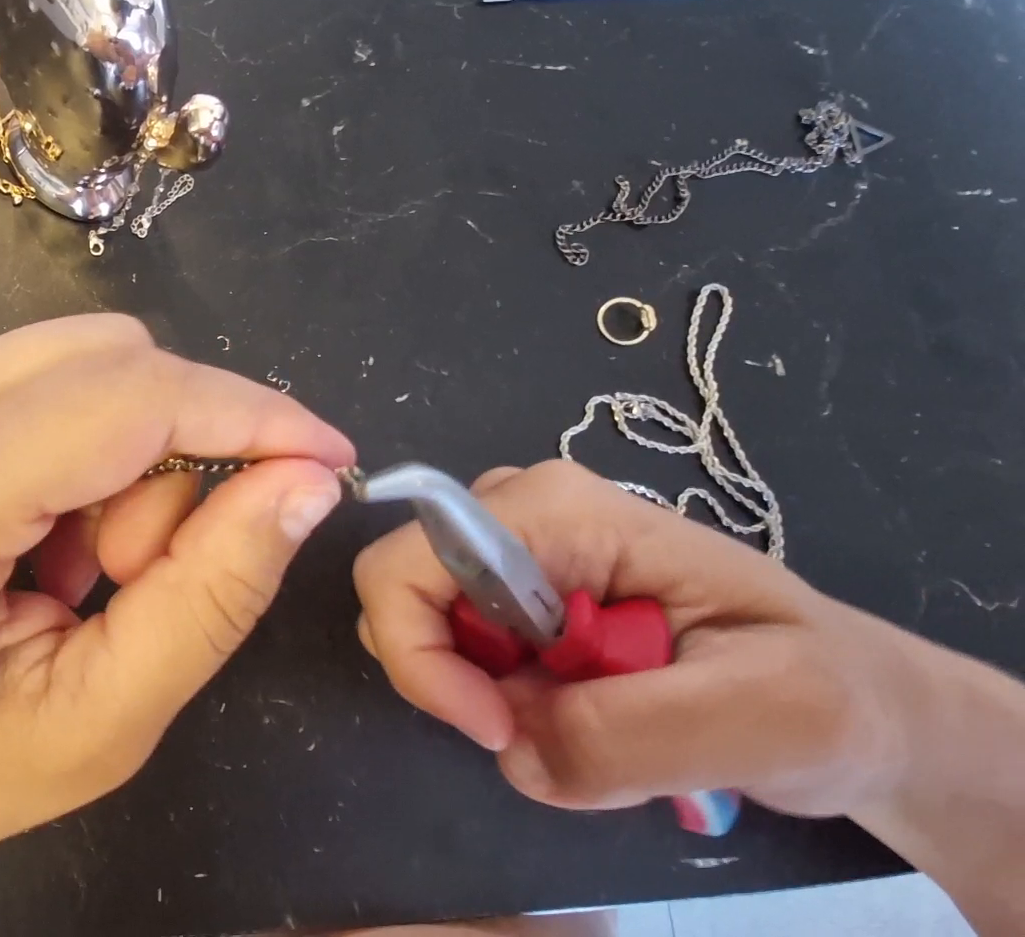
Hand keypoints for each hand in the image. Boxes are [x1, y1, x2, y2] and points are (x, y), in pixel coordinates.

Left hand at [0, 315, 353, 884]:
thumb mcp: (101, 720)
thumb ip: (211, 597)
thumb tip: (301, 484)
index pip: (126, 400)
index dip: (247, 415)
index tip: (325, 456)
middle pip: (112, 359)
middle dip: (180, 451)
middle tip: (146, 569)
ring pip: (86, 359)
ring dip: (133, 453)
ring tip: (95, 566)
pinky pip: (46, 377)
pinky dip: (89, 447)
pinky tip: (57, 535)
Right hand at [352, 460, 917, 819]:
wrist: (856, 703)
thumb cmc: (828, 692)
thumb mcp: (764, 716)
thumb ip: (629, 734)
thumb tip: (512, 752)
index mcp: (554, 510)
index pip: (404, 566)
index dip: (417, 652)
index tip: (495, 730)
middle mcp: (514, 514)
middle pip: (403, 597)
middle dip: (457, 681)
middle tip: (549, 735)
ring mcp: (510, 553)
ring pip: (427, 630)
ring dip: (490, 698)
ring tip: (592, 727)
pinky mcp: (514, 594)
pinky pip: (460, 653)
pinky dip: (504, 703)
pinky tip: (582, 713)